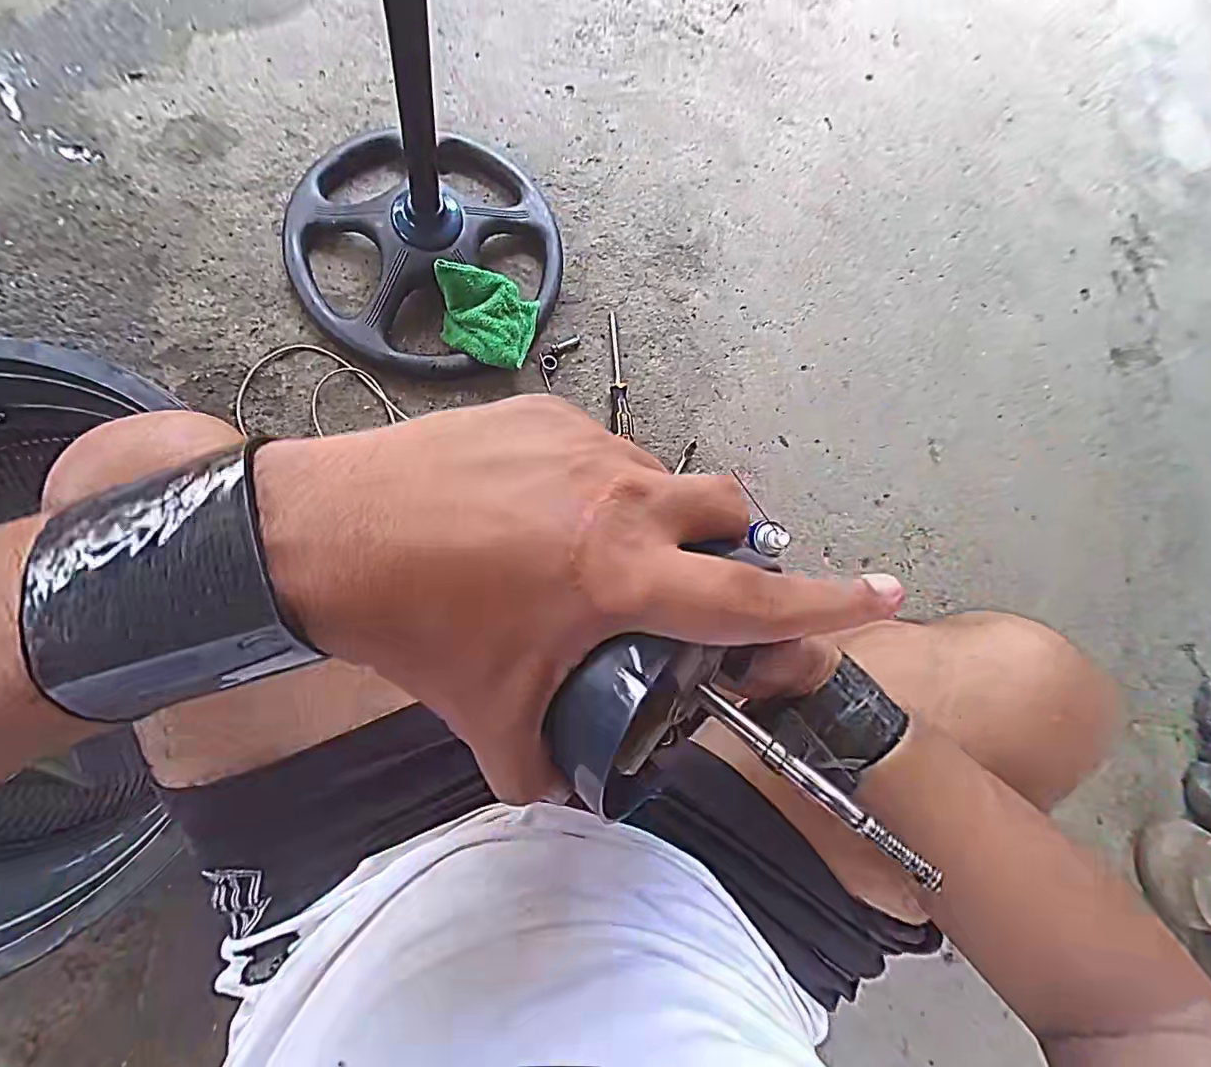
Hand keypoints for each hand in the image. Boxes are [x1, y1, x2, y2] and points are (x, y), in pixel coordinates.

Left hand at [253, 396, 904, 801]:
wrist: (325, 532)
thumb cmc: (412, 623)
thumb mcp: (490, 714)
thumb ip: (542, 772)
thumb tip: (569, 797)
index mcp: (622, 574)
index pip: (752, 594)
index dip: (828, 600)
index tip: (885, 592)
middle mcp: (621, 498)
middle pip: (733, 506)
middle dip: (737, 542)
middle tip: (695, 576)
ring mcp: (585, 445)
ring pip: (667, 477)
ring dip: (663, 516)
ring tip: (606, 549)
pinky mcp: (546, 414)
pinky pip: (607, 451)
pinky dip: (605, 486)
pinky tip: (549, 511)